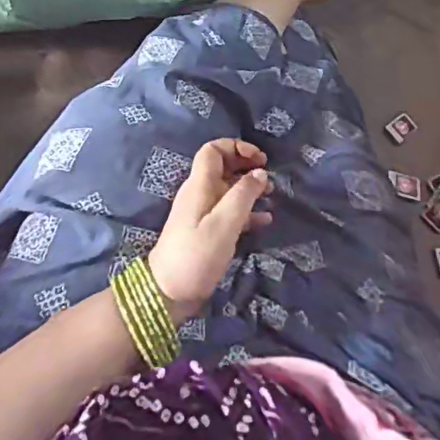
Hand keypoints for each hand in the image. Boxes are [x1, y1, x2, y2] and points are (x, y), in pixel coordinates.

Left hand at [147, 138, 273, 319]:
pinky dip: (247, 210)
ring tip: (271, 194)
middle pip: (222, 167)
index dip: (236, 147)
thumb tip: (259, 172)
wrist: (168, 292)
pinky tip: (265, 220)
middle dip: (246, 166)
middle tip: (269, 175)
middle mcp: (199, 193)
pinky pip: (228, 211)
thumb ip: (243, 195)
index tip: (259, 159)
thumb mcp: (224, 223)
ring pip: (228, 189)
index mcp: (199, 185)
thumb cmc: (197, 254)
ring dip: (249, 188)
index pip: (212, 150)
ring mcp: (201, 212)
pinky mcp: (206, 230)